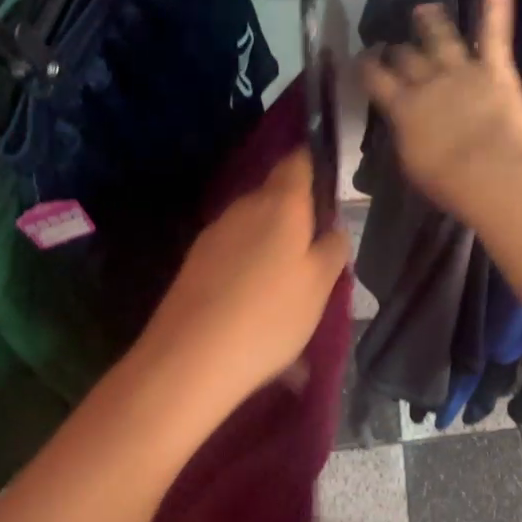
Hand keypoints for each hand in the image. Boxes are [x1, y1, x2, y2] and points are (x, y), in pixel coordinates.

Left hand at [139, 151, 349, 408]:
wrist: (188, 361)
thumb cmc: (269, 316)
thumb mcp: (320, 285)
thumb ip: (333, 249)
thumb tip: (333, 228)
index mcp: (281, 203)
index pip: (299, 160)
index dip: (316, 164)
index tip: (330, 183)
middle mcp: (244, 207)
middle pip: (276, 195)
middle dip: (297, 215)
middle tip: (318, 250)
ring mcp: (214, 234)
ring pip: (254, 227)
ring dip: (272, 245)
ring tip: (289, 286)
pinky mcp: (194, 263)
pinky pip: (234, 254)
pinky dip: (249, 268)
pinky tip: (256, 306)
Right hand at [361, 0, 521, 219]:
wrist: (490, 174)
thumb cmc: (449, 183)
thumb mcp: (412, 165)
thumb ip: (406, 138)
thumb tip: (404, 130)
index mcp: (402, 108)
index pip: (375, 80)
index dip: (366, 67)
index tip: (361, 60)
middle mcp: (426, 81)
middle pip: (407, 57)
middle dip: (398, 50)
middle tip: (393, 45)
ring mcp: (461, 69)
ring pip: (442, 37)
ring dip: (432, 22)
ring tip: (426, 10)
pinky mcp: (495, 67)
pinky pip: (494, 29)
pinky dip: (496, 1)